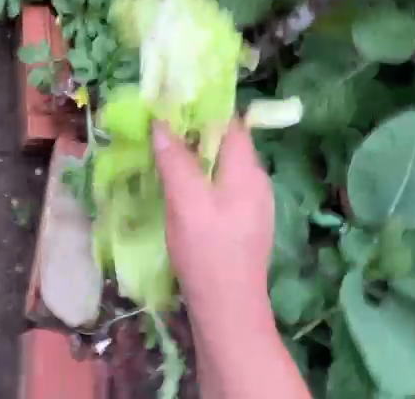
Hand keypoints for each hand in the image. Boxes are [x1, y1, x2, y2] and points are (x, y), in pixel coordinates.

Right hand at [152, 119, 274, 318]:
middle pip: (225, 143)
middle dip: (193, 133)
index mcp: (248, 172)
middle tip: (158, 129)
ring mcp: (252, 206)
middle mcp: (256, 183)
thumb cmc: (208, 252)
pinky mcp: (242, 224)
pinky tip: (176, 190)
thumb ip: (174, 158)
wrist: (228, 313)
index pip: (230, 123)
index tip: (171, 102)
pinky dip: (198, 180)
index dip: (202, 108)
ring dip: (193, 158)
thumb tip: (161, 122)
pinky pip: (220, 188)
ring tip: (162, 157)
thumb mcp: (185, 201)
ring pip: (220, 166)